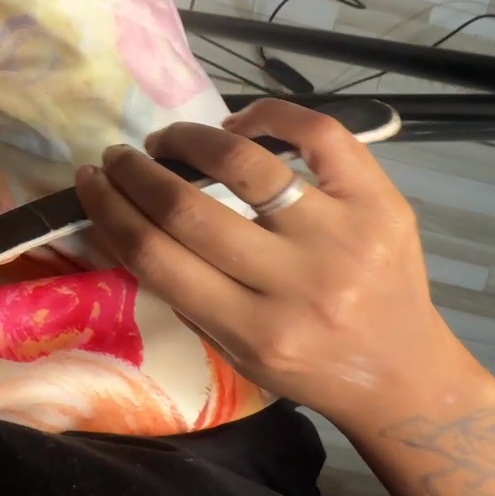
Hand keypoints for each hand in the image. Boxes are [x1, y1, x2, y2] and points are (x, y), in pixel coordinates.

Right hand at [75, 99, 494, 433]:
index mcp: (253, 330)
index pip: (153, 254)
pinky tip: (239, 122)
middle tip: (118, 157)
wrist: (406, 380)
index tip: (88, 180)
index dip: (107, 207)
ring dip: (188, 139)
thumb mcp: (226, 343)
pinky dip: (270, 115)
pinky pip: (322, 136)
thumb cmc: (300, 361)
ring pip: (246, 164)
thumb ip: (173, 284)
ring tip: (168, 140)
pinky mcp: (382, 205)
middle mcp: (299, 285)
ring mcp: (346, 240)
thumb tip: (115, 214)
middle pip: (187, 209)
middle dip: (134, 171)